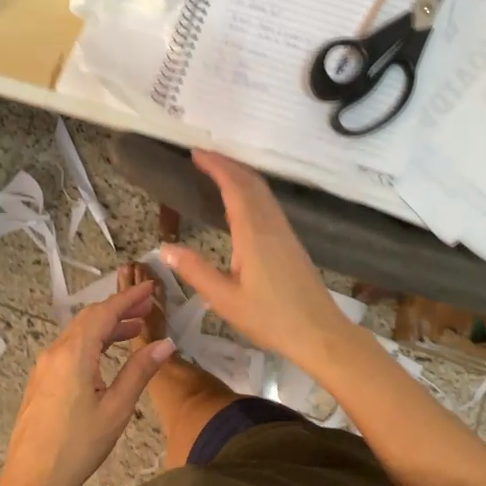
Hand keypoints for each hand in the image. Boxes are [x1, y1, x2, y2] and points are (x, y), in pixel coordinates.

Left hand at [0, 277, 174, 485]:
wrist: (32, 480)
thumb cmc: (78, 446)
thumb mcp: (116, 409)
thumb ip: (139, 371)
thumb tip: (165, 343)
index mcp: (74, 353)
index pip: (104, 313)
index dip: (128, 298)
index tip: (149, 288)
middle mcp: (55, 352)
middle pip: (89, 319)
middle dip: (118, 310)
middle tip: (146, 307)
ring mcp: (44, 367)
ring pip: (78, 334)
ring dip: (105, 328)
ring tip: (134, 330)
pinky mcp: (41, 381)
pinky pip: (69, 349)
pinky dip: (91, 343)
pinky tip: (106, 356)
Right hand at [160, 150, 357, 369]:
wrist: (320, 333)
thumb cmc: (271, 319)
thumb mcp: (225, 300)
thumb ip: (196, 272)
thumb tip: (165, 249)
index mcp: (254, 234)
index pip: (234, 187)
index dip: (216, 166)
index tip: (196, 152)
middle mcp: (271, 225)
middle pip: (251, 182)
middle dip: (228, 164)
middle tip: (203, 155)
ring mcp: (285, 232)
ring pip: (263, 191)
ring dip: (241, 175)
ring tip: (219, 170)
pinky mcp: (291, 242)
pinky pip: (269, 204)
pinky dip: (252, 190)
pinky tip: (243, 201)